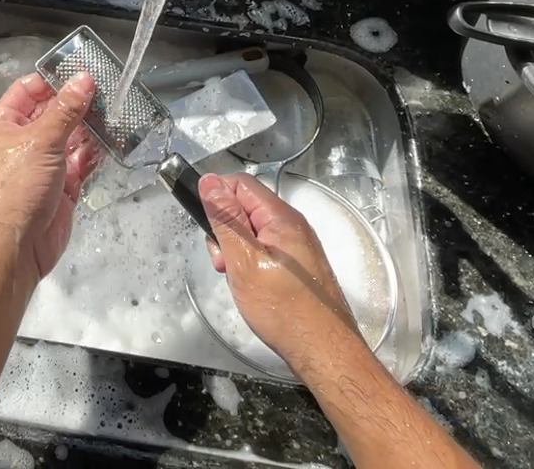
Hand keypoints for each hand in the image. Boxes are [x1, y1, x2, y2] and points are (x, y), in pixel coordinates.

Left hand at [0, 73, 102, 279]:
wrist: (17, 246)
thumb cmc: (17, 187)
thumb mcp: (41, 141)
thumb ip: (65, 110)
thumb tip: (83, 79)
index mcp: (6, 125)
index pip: (28, 90)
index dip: (52, 79)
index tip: (81, 71)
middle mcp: (23, 141)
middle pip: (52, 112)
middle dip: (77, 103)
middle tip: (107, 88)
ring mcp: (44, 164)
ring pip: (70, 137)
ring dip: (90, 127)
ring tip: (116, 110)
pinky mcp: (63, 185)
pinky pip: (81, 162)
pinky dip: (95, 152)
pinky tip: (113, 139)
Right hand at [199, 173, 357, 369]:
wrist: (324, 353)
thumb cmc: (284, 309)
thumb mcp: (244, 261)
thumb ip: (225, 219)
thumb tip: (209, 181)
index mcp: (281, 216)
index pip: (240, 183)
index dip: (217, 197)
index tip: (209, 227)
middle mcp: (292, 225)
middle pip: (245, 206)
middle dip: (225, 229)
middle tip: (223, 262)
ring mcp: (297, 245)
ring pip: (252, 230)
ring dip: (236, 249)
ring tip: (237, 278)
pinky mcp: (297, 265)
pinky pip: (264, 249)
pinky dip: (250, 262)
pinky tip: (250, 284)